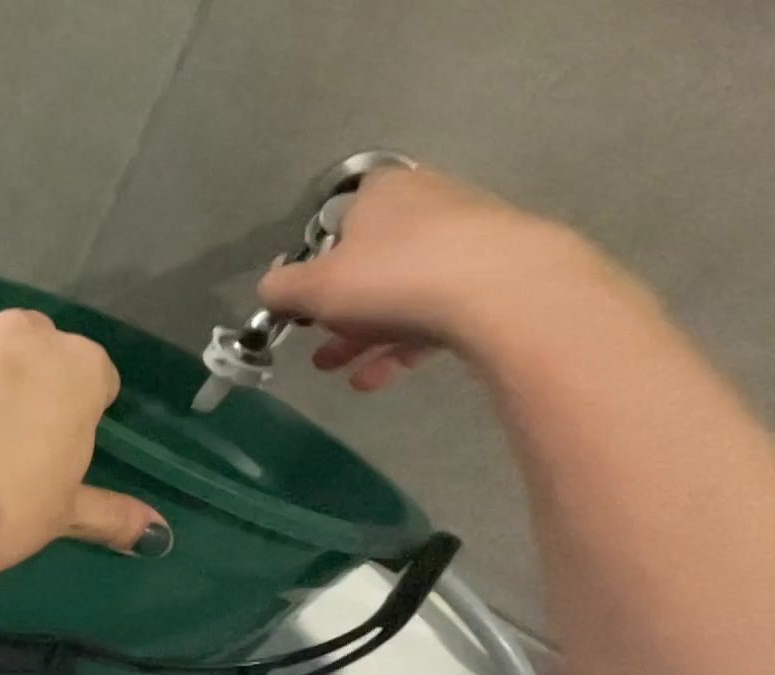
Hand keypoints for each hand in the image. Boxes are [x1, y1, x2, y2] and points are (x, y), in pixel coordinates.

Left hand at [0, 309, 168, 577]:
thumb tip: (157, 534)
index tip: (57, 447)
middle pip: (35, 351)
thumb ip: (112, 513)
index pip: (95, 378)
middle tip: (8, 441)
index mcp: (77, 364)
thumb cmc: (3, 507)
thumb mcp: (64, 514)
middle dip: (29, 383)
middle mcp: (19, 336)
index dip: (79, 412)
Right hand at [259, 167, 619, 389]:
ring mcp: (471, 240)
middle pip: (369, 262)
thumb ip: (277, 288)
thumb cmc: (391, 278)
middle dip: (338, 310)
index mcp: (384, 193)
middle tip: (317, 344)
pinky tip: (377, 378)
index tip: (306, 297)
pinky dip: (403, 344)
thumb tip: (272, 288)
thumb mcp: (309, 287)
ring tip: (339, 369)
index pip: (338, 219)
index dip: (316, 260)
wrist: (505, 295)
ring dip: (364, 334)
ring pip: (401, 291)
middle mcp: (429, 204)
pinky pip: (437, 312)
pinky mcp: (499, 278)